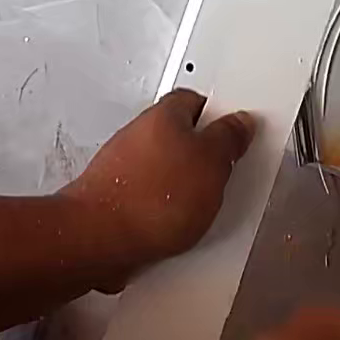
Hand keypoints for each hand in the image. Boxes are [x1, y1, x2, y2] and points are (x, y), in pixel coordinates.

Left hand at [62, 89, 254, 288]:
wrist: (100, 240)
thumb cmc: (148, 199)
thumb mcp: (213, 162)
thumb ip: (229, 138)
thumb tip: (239, 124)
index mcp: (164, 115)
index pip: (197, 100)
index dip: (219, 115)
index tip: (235, 131)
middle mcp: (138, 136)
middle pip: (180, 137)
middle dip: (202, 157)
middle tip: (220, 174)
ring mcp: (123, 168)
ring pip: (166, 171)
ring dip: (183, 187)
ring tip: (198, 207)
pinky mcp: (116, 199)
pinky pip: (151, 200)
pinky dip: (165, 211)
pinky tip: (176, 227)